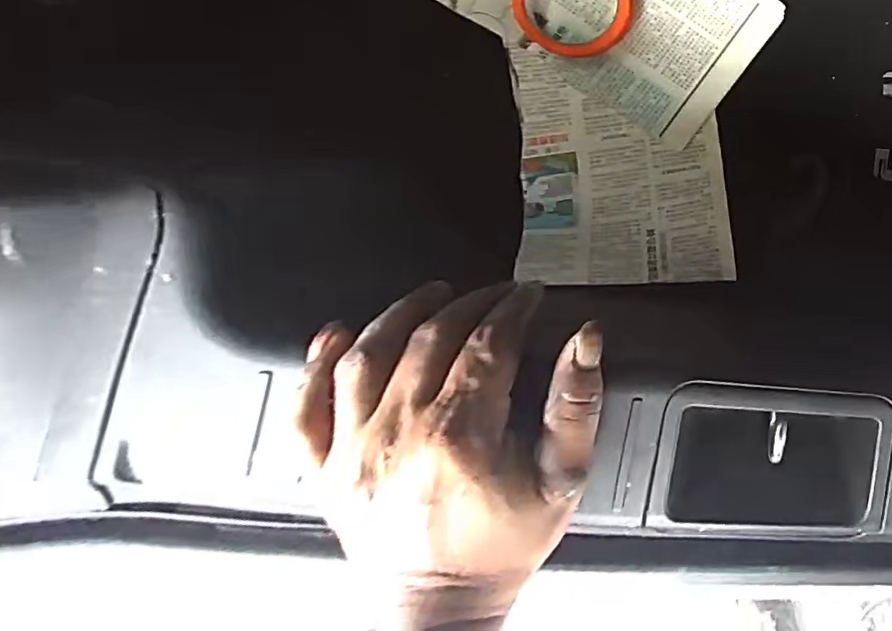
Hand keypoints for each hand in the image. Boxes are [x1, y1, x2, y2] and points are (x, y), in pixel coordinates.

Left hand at [294, 281, 603, 629]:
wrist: (439, 608)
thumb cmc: (505, 541)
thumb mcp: (566, 473)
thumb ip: (578, 401)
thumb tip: (586, 337)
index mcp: (461, 431)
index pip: (489, 341)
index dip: (514, 306)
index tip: (532, 293)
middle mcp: (400, 433)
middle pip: (432, 337)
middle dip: (472, 301)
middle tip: (500, 292)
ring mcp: (353, 452)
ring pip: (368, 356)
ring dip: (402, 313)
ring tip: (434, 293)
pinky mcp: (324, 472)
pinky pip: (305, 411)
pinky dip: (316, 367)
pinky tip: (337, 336)